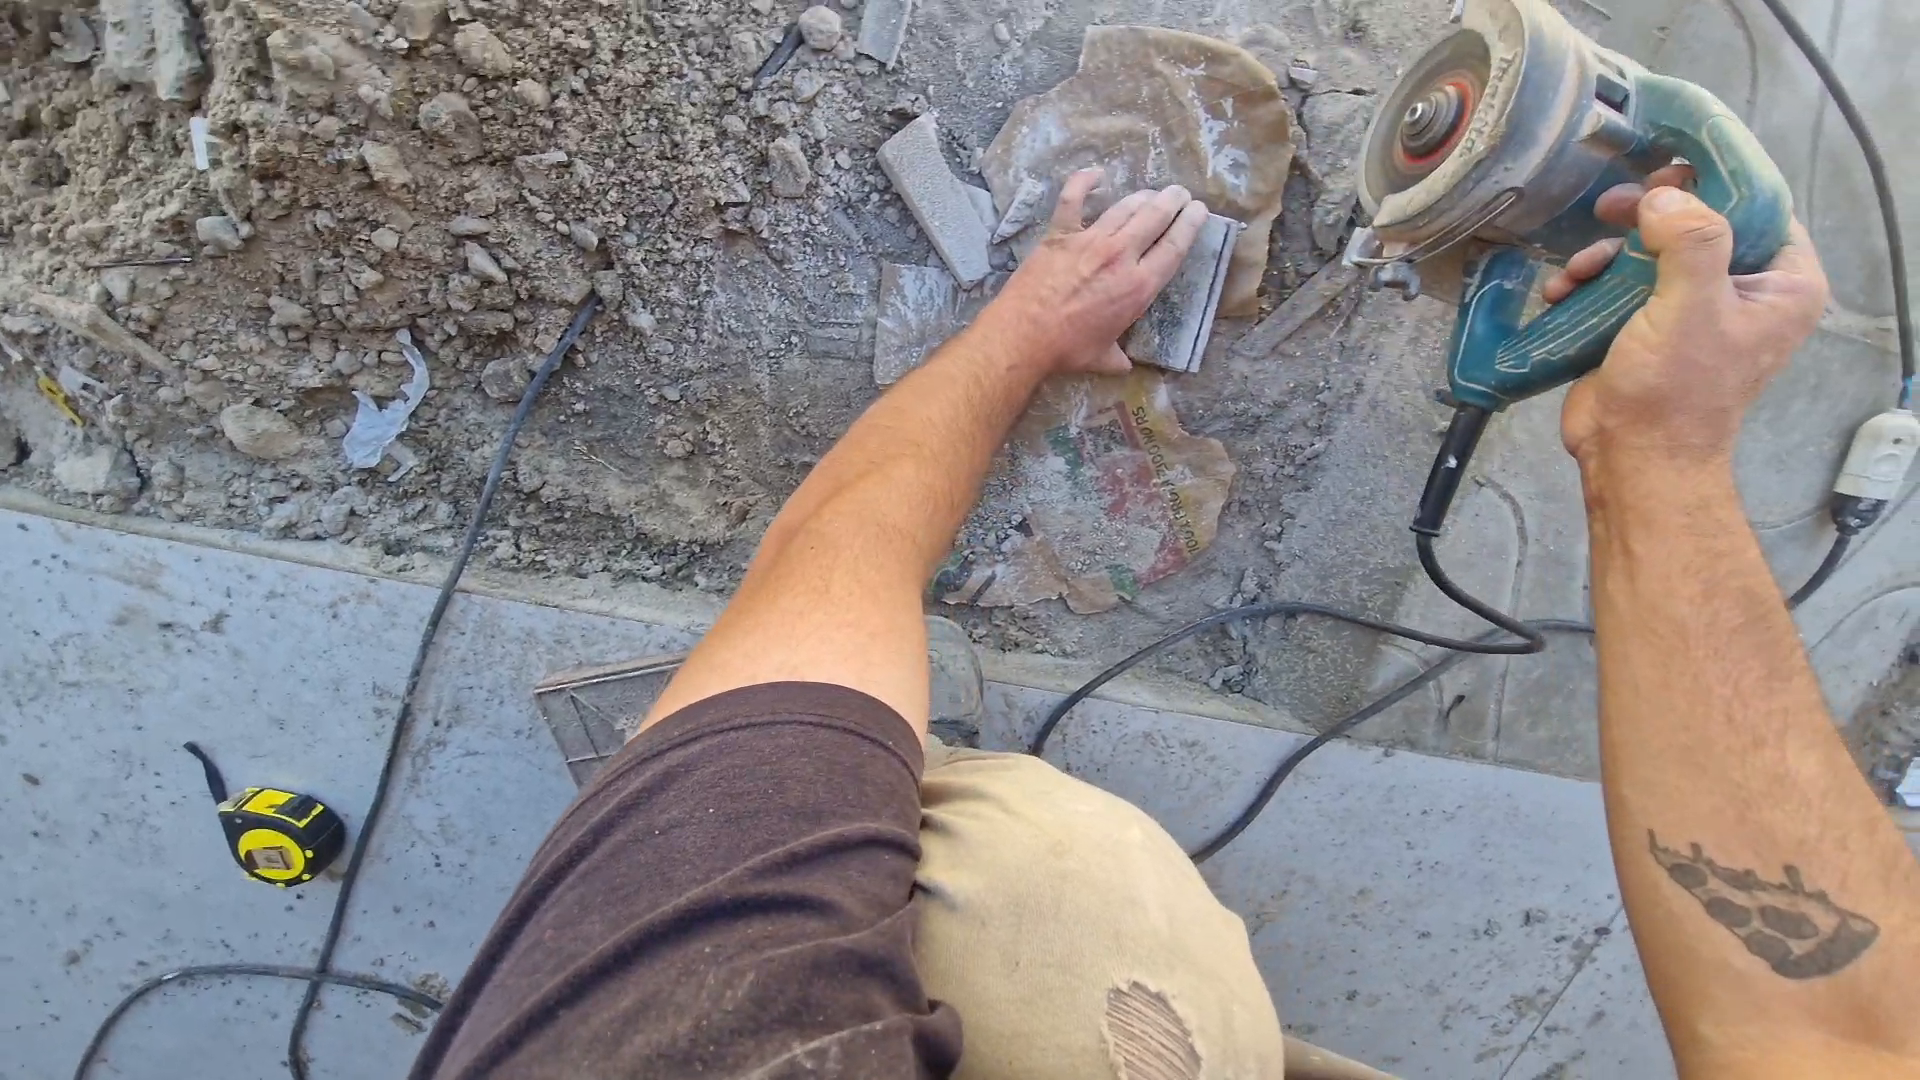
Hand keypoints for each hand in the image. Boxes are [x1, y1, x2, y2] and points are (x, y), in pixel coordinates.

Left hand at [974, 169, 1210, 376]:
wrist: (1024, 336)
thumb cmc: (1066, 350)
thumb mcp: (1102, 357)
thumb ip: (1118, 357)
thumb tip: (1125, 366)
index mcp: (1138, 287)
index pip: (1175, 246)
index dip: (1191, 224)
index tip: (1198, 211)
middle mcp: (1121, 256)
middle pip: (1156, 216)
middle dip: (1173, 201)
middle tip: (1179, 194)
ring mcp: (1090, 240)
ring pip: (1125, 206)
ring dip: (1142, 196)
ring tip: (1151, 193)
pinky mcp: (1060, 234)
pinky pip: (1074, 198)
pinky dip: (1085, 181)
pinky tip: (1096, 174)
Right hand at [1548, 168, 1828, 472]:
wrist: (1630, 453)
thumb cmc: (1674, 387)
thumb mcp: (1689, 309)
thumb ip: (1690, 244)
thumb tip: (1665, 196)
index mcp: (1781, 283)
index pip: (1757, 210)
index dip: (1711, 184)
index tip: (1664, 169)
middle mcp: (1739, 293)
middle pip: (1693, 232)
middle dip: (1645, 221)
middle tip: (1608, 207)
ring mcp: (1686, 315)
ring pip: (1646, 262)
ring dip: (1603, 260)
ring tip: (1569, 274)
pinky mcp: (1640, 334)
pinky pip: (1616, 294)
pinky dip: (1586, 289)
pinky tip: (1560, 295)